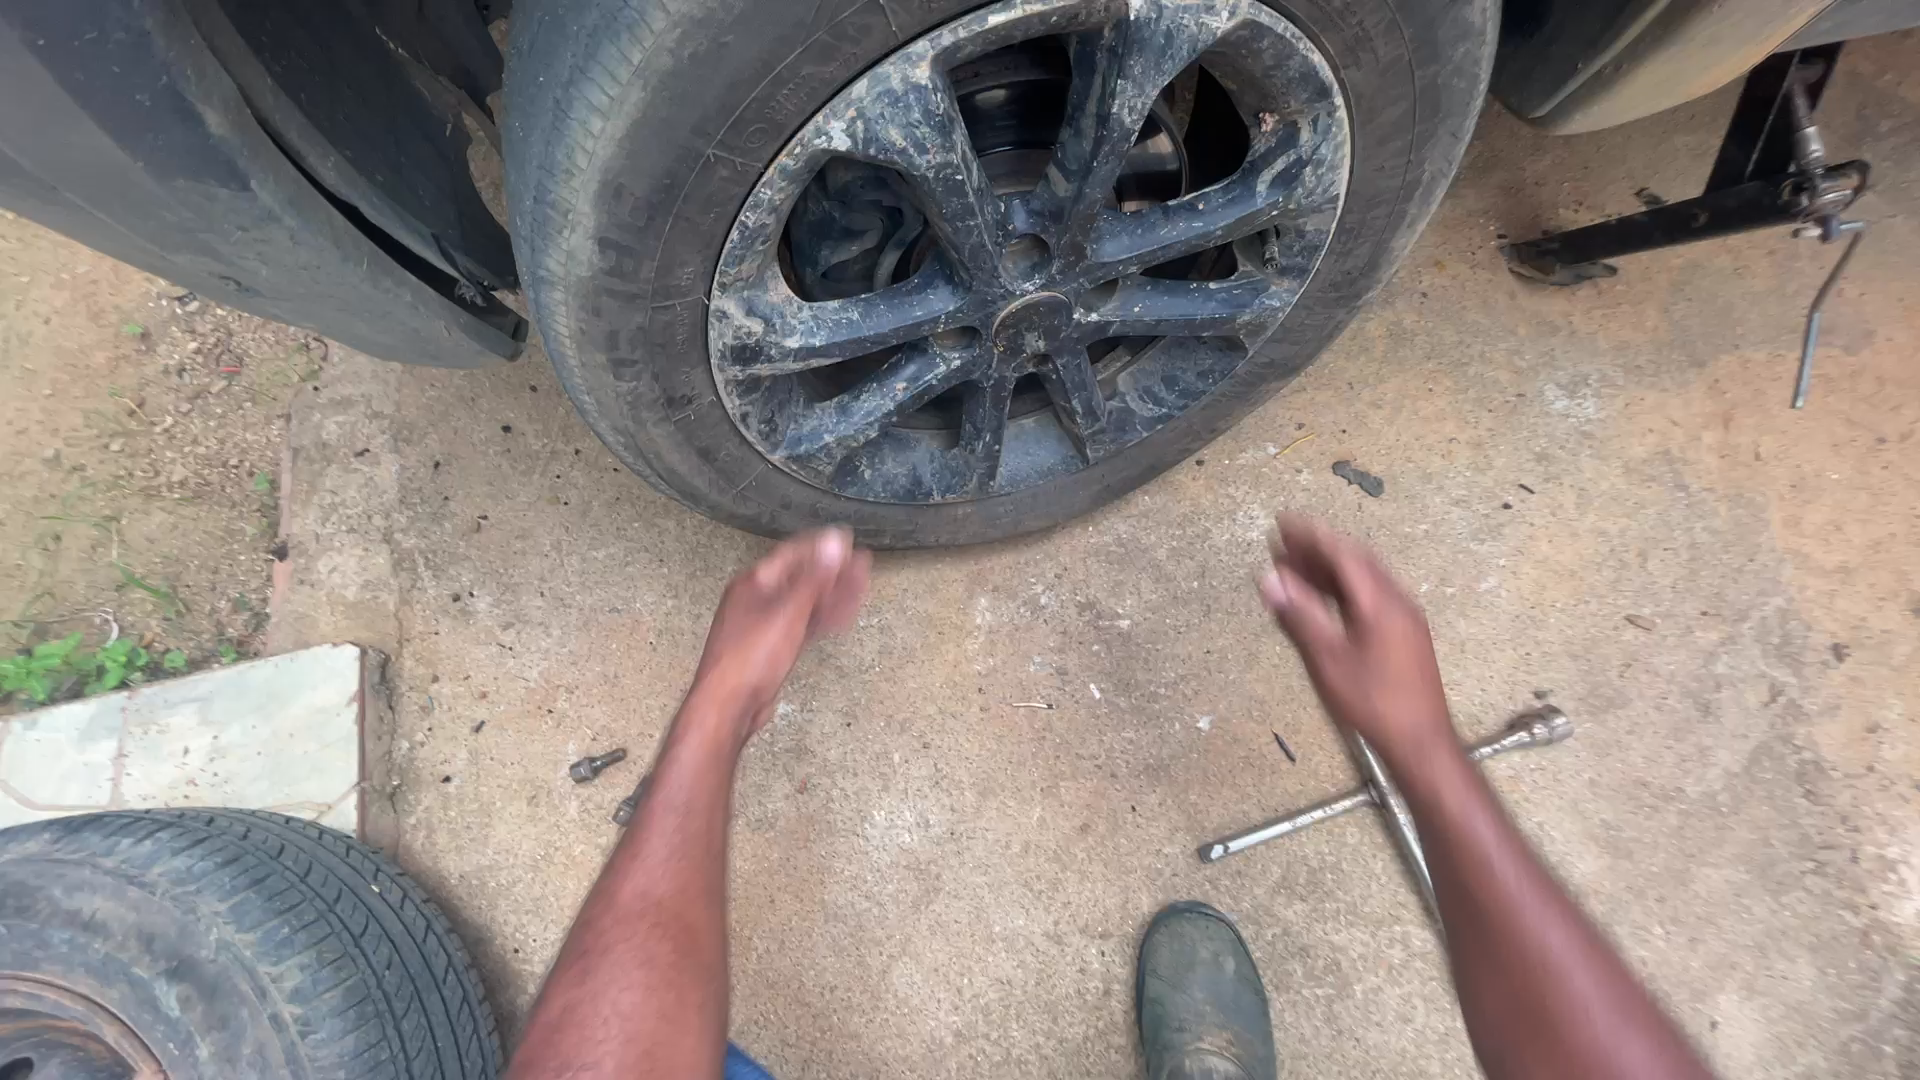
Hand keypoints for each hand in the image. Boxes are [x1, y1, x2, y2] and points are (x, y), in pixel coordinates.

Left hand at [686, 527, 870, 742]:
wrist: (731, 706)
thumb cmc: (746, 660)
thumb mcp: (788, 611)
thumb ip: (815, 577)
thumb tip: (833, 544)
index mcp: (754, 583)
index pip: (794, 553)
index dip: (822, 546)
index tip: (845, 541)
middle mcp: (757, 600)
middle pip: (802, 578)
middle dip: (833, 571)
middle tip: (860, 564)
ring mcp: (765, 625)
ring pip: (805, 603)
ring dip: (833, 595)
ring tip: (859, 586)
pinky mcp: (773, 647)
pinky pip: (803, 624)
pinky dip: (823, 618)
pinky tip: (841, 616)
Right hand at [1256, 515, 1455, 763]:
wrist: (1419, 740)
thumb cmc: (1371, 699)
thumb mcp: (1327, 657)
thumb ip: (1299, 615)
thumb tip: (1271, 580)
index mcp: (1380, 602)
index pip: (1343, 555)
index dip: (1312, 536)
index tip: (1283, 523)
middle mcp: (1396, 602)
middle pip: (1354, 562)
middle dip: (1317, 548)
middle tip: (1283, 541)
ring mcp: (1403, 619)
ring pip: (1361, 580)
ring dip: (1327, 568)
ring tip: (1293, 565)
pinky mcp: (1402, 635)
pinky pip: (1367, 597)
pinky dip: (1339, 589)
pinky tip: (1319, 596)